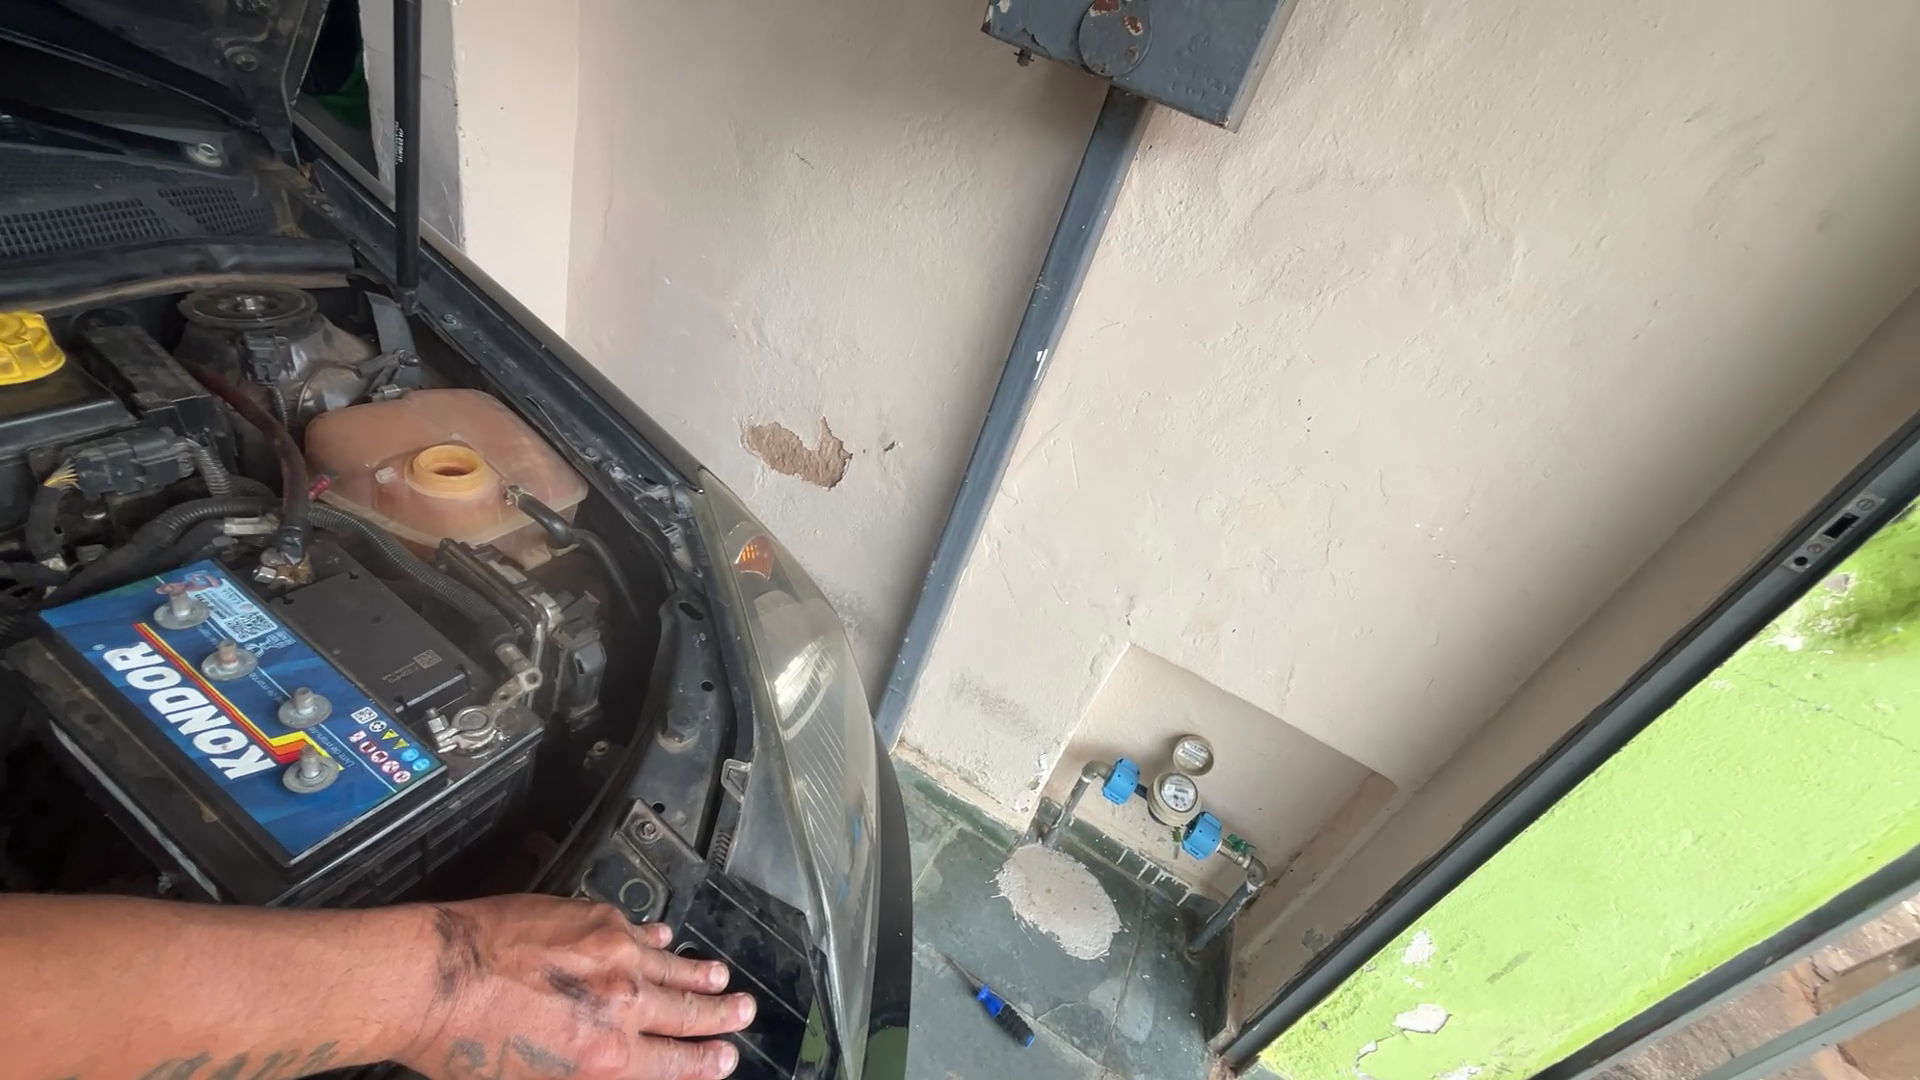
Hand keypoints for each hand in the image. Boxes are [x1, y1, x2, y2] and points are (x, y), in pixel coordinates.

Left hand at [397, 894, 755, 1079]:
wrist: (439, 976)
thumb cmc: (466, 1049)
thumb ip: (583, 1073)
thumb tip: (619, 1064)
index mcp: (604, 1057)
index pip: (672, 1063)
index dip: (704, 1062)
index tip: (728, 1057)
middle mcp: (622, 1003)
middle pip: (685, 1010)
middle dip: (719, 1014)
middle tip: (746, 1012)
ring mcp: (615, 953)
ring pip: (672, 965)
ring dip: (700, 974)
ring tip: (723, 977)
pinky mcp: (599, 917)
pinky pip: (642, 932)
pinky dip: (658, 940)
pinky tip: (668, 940)